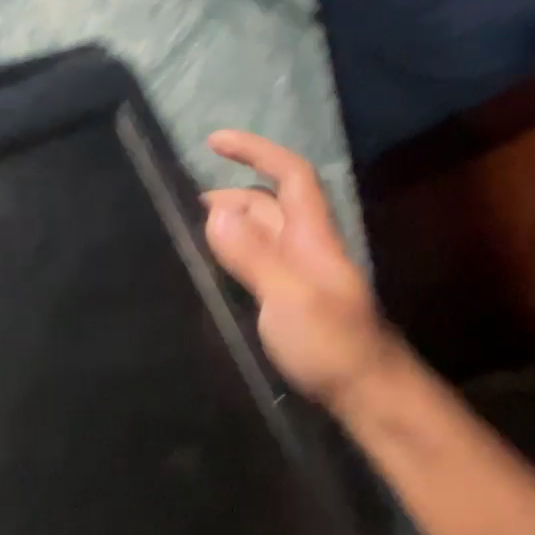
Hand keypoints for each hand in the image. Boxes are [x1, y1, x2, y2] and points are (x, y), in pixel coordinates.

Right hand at [201, 130, 400, 409]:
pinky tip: (197, 270)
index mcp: (310, 239)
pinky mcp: (279, 302)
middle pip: (264, 204)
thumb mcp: (291, 298)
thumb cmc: (332, 345)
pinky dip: (221, 254)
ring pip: (253, 234)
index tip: (213, 141)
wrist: (364, 393)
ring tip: (174, 235)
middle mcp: (301, 249)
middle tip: (170, 208)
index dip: (256, 152)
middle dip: (222, 195)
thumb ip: (254, 256)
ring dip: (219, 225)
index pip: (290, 178)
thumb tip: (214, 211)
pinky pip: (246, 263)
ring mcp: (291, 276)